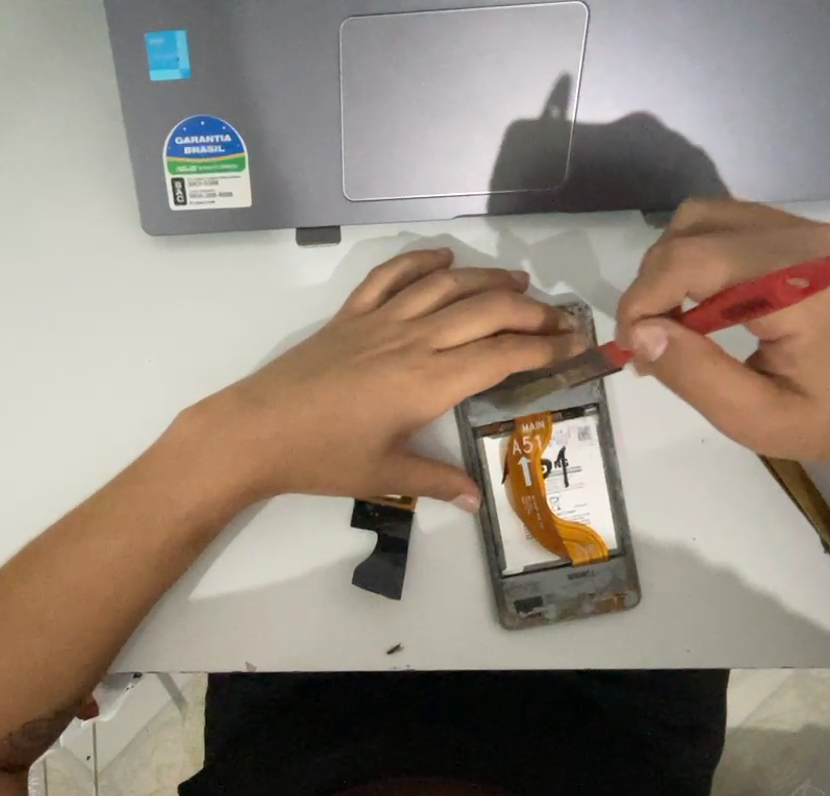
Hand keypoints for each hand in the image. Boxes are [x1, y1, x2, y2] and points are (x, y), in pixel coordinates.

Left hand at [187, 248, 586, 509]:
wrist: (256, 430)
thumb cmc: (320, 458)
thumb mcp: (382, 475)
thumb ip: (434, 481)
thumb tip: (476, 501)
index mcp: (427, 382)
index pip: (500, 356)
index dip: (543, 349)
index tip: (573, 346)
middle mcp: (411, 341)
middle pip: (484, 311)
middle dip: (529, 311)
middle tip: (557, 318)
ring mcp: (379, 321)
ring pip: (444, 286)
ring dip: (486, 278)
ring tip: (518, 282)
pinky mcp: (349, 316)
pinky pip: (390, 276)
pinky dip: (419, 262)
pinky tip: (442, 260)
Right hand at [617, 199, 829, 483]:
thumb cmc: (828, 421)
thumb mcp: (752, 417)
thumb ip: (692, 373)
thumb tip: (638, 333)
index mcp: (797, 285)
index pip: (687, 261)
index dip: (640, 300)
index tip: (631, 351)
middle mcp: (802, 241)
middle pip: (689, 230)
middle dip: (650, 286)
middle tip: (648, 344)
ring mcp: (805, 232)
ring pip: (701, 221)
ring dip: (667, 271)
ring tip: (670, 326)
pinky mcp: (801, 239)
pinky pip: (724, 229)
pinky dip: (692, 263)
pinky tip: (697, 311)